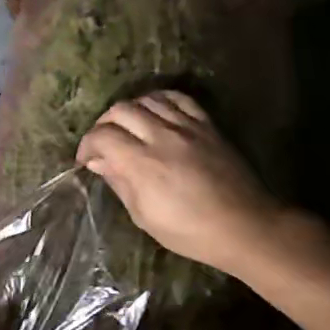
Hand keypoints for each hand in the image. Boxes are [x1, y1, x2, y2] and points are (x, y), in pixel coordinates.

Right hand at [76, 90, 283, 275]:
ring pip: (147, 99)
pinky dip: (159, 101)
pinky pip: (178, 99)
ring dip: (129, 110)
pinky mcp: (207, 124)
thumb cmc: (188, 231)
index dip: (87, 145)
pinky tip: (154, 113)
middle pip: (120, 110)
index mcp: (142, 163)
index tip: (86, 161)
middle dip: (103, 124)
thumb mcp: (144, 216)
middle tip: (103, 144)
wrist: (243, 225)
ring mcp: (187, 126)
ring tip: (127, 128)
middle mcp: (161, 136)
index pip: (102, 136)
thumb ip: (120, 183)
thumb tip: (98, 162)